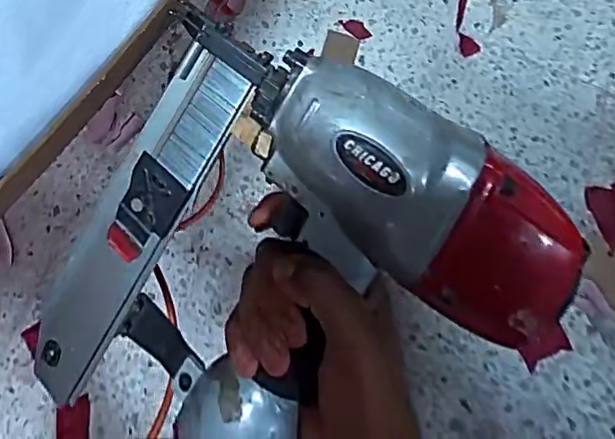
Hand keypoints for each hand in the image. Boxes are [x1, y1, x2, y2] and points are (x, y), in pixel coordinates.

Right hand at [224, 194, 418, 438]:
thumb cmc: (374, 403)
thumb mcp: (357, 335)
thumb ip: (323, 287)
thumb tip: (284, 260)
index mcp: (348, 277)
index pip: (316, 224)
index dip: (287, 211)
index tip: (260, 219)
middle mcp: (318, 291)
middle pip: (274, 259)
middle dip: (273, 298)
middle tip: (293, 335)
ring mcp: (293, 317)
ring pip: (254, 290)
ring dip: (259, 326)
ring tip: (281, 363)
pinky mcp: (271, 344)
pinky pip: (241, 323)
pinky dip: (241, 340)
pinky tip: (254, 364)